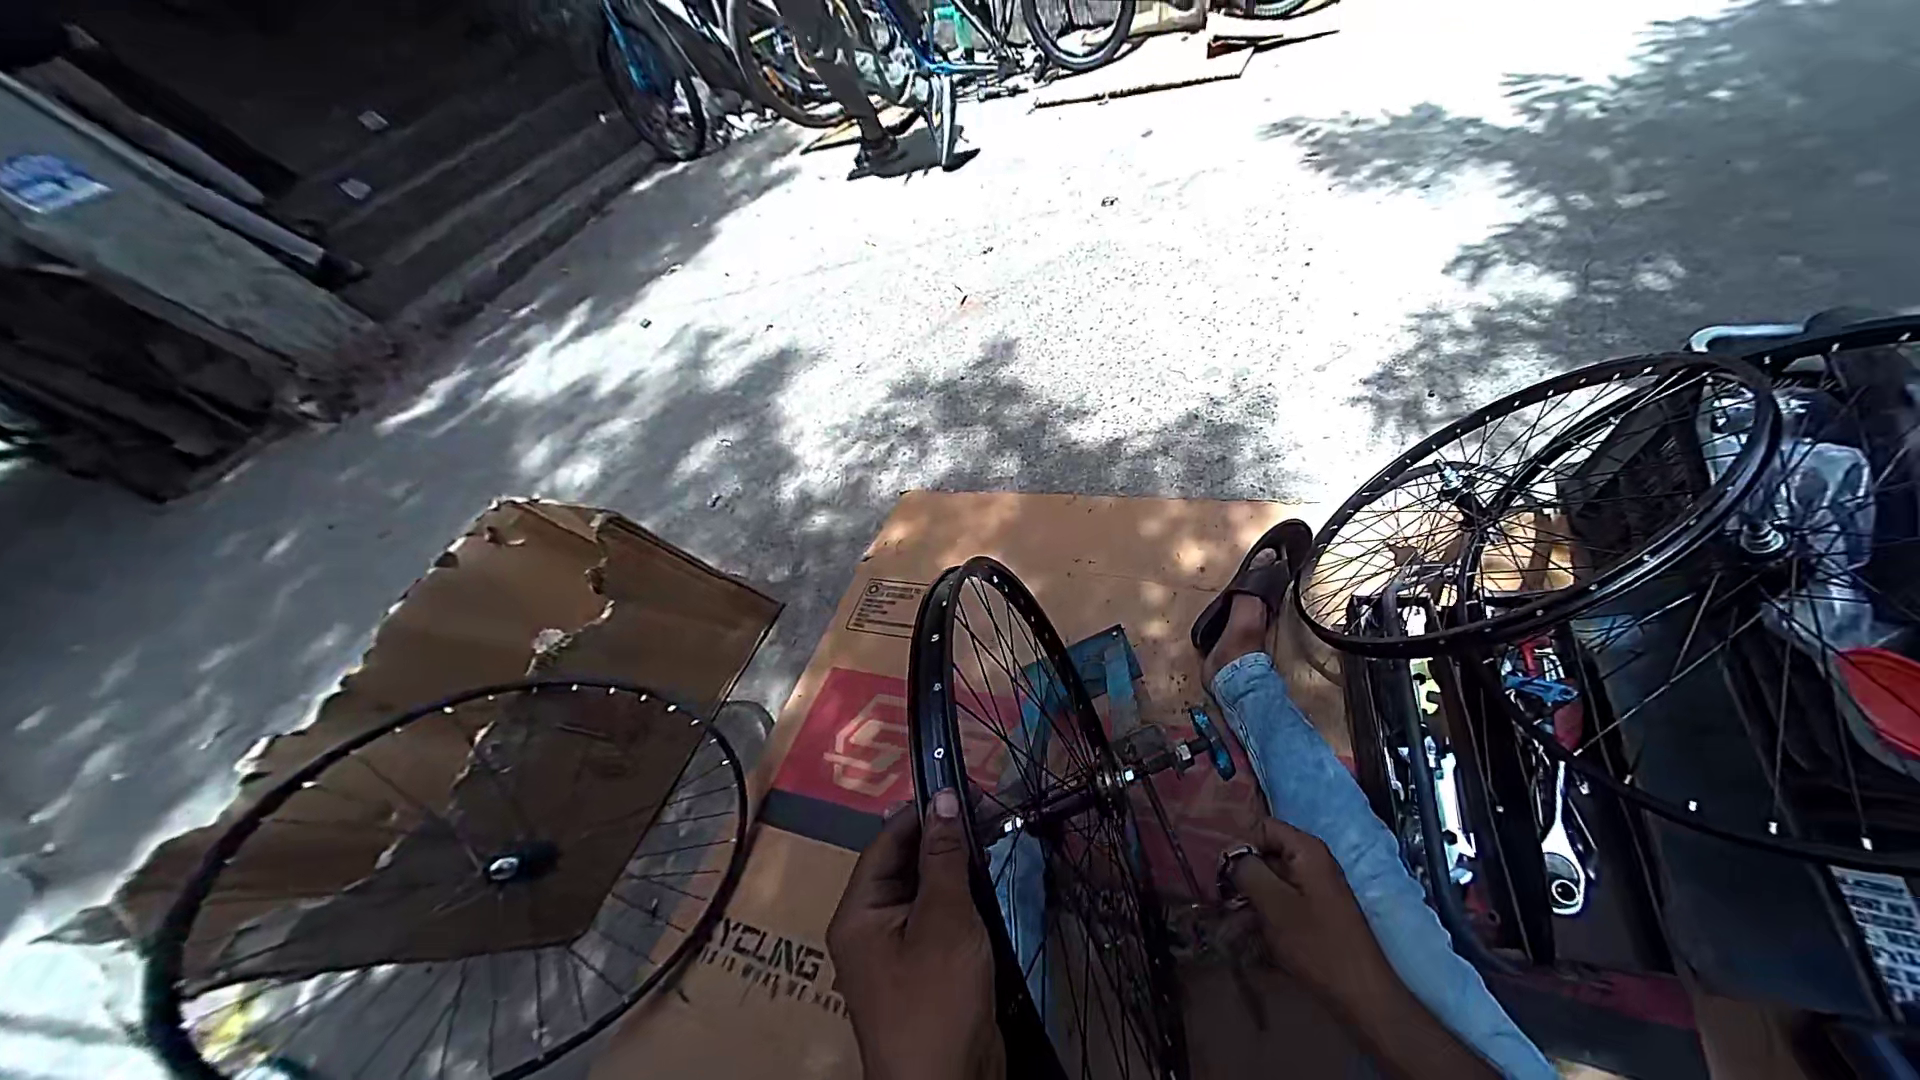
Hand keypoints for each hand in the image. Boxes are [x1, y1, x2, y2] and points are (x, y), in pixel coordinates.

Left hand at [827, 791, 1004, 1079]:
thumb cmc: (937, 998)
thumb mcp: (944, 919)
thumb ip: (944, 856)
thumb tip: (945, 799)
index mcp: (859, 912)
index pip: (885, 843)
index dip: (919, 813)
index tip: (955, 787)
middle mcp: (870, 926)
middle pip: (902, 864)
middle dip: (939, 836)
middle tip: (980, 807)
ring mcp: (895, 949)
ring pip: (922, 888)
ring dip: (952, 863)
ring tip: (986, 832)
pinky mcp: (922, 966)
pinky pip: (935, 916)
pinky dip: (958, 894)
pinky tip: (983, 877)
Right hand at [1227, 816, 1394, 1004]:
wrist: (1362, 996)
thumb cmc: (1317, 944)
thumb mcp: (1273, 902)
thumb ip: (1246, 869)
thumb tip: (1229, 856)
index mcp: (1307, 850)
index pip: (1261, 826)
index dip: (1240, 844)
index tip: (1224, 870)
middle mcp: (1313, 860)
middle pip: (1265, 851)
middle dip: (1243, 871)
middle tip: (1224, 895)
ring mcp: (1316, 885)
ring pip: (1270, 876)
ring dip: (1251, 893)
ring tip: (1235, 916)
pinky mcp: (1315, 908)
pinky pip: (1281, 896)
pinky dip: (1265, 907)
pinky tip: (1252, 928)